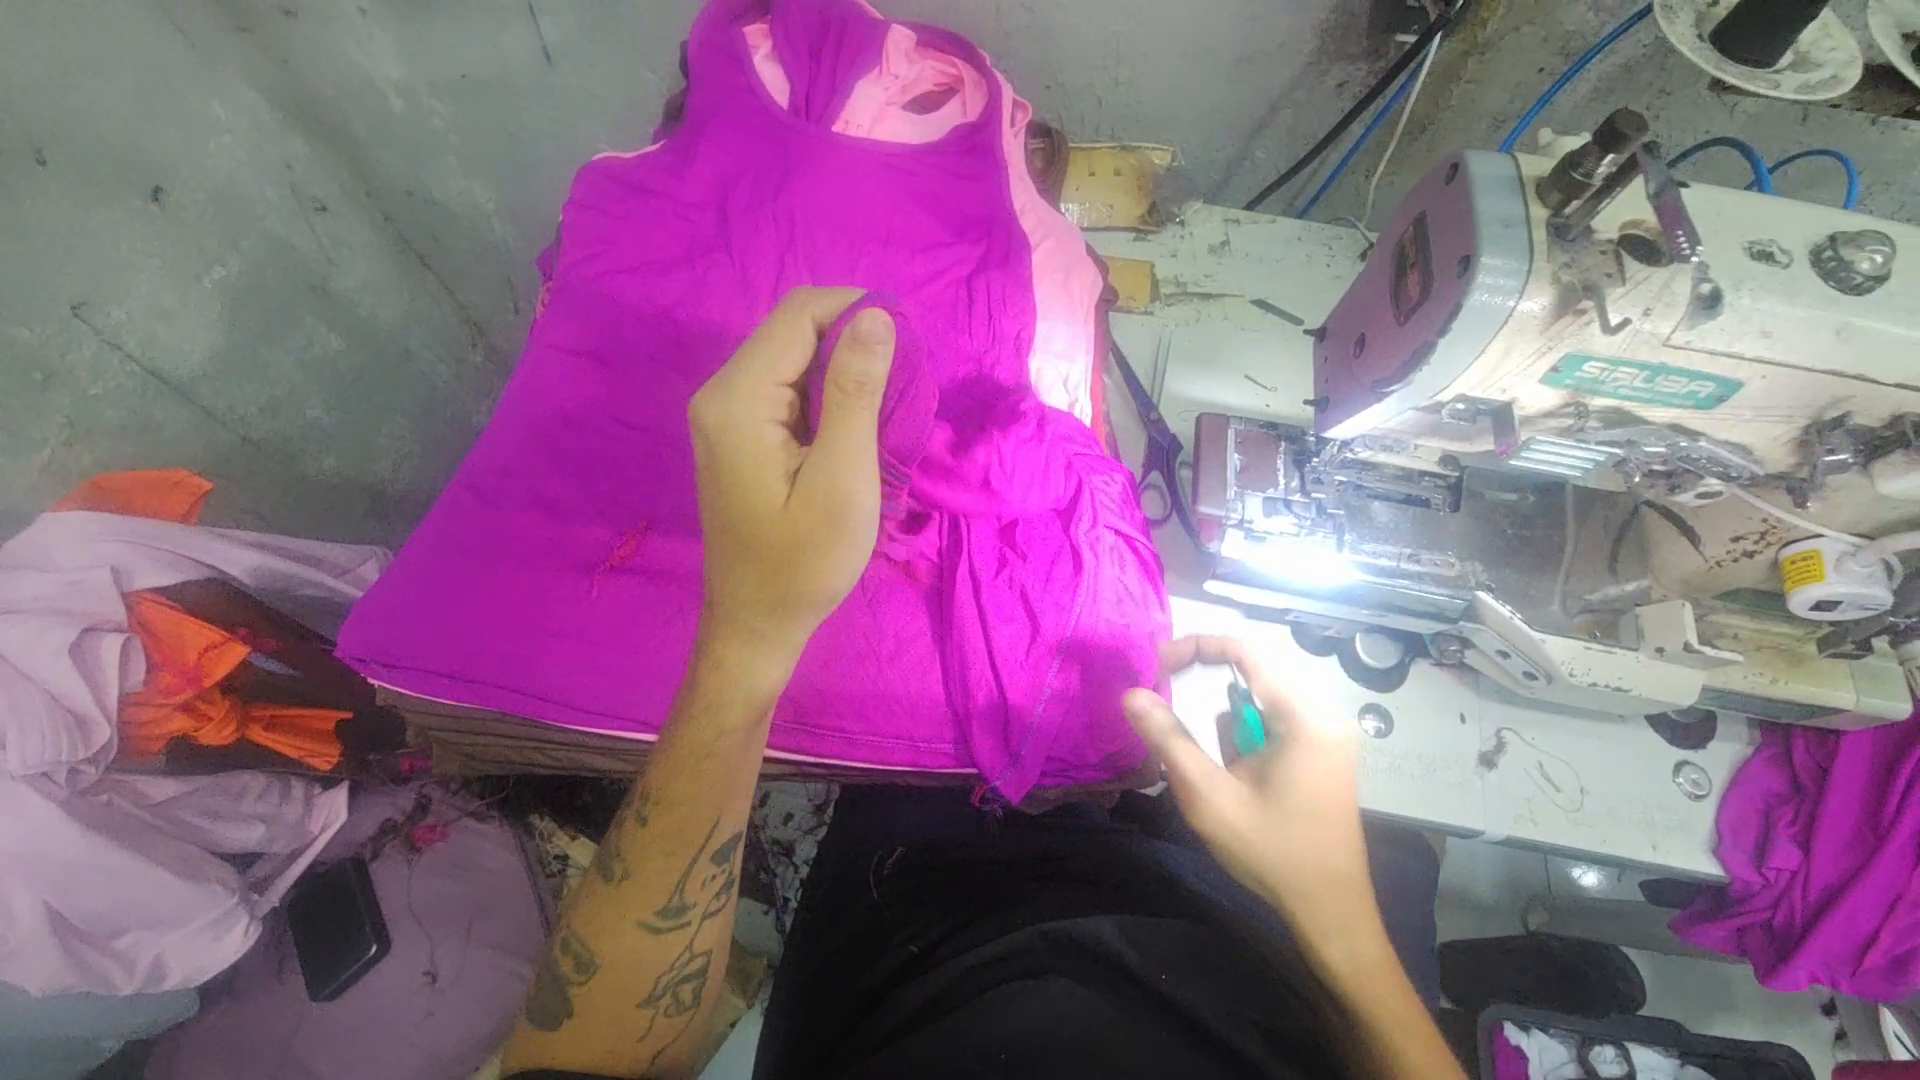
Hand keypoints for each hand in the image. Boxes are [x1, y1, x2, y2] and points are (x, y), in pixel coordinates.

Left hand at [689, 288, 895, 668]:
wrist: (757, 623)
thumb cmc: (803, 563)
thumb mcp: (842, 478)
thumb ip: (856, 393)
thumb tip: (877, 316)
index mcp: (739, 399)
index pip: (800, 314)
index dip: (858, 311)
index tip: (910, 347)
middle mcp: (722, 394)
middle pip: (794, 332)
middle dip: (855, 343)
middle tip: (905, 387)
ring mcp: (726, 415)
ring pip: (794, 360)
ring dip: (845, 372)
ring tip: (887, 412)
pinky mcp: (739, 435)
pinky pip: (788, 392)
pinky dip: (828, 398)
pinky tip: (857, 430)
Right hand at [1123, 637, 1378, 956]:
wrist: (1329, 912)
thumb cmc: (1271, 852)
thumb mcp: (1209, 796)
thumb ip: (1169, 739)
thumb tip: (1131, 693)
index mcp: (1304, 717)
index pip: (1246, 651)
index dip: (1197, 646)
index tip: (1157, 663)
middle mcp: (1322, 716)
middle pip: (1251, 676)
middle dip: (1207, 694)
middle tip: (1169, 710)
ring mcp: (1326, 736)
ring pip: (1259, 705)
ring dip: (1229, 730)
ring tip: (1224, 779)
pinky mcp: (1322, 755)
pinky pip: (1273, 726)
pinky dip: (1246, 743)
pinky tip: (1244, 785)